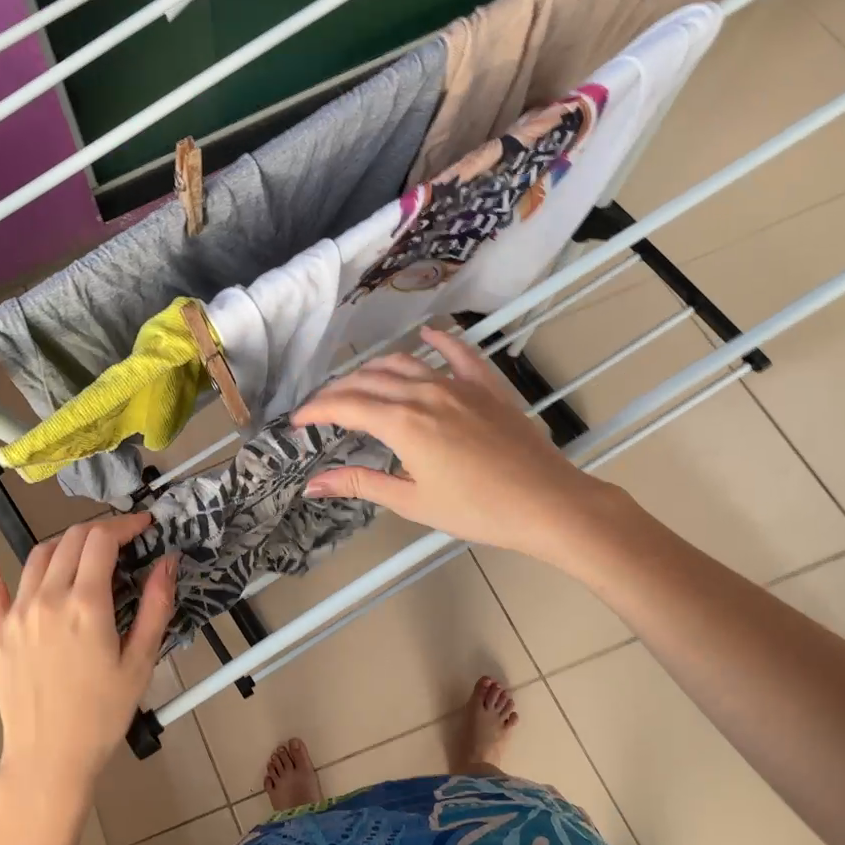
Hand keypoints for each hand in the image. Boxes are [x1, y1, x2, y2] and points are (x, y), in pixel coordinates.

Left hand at [0, 514, 178, 799]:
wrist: (49, 759)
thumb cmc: (101, 716)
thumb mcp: (139, 664)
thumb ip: (155, 607)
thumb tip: (168, 561)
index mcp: (85, 604)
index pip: (102, 540)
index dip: (125, 525)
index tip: (143, 525)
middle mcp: (47, 597)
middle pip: (72, 540)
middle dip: (101, 532)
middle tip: (123, 542)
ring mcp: (16, 610)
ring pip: (40, 554)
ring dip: (66, 543)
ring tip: (86, 551)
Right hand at [293, 326, 622, 563]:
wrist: (547, 502)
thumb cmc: (476, 510)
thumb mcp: (411, 500)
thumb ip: (360, 484)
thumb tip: (313, 485)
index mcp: (402, 423)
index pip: (345, 406)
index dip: (316, 410)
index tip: (298, 421)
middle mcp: (424, 394)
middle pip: (368, 381)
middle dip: (337, 391)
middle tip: (320, 406)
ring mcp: (457, 386)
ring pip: (404, 364)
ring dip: (373, 369)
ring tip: (356, 381)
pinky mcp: (486, 387)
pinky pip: (458, 354)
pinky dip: (438, 342)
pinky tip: (426, 335)